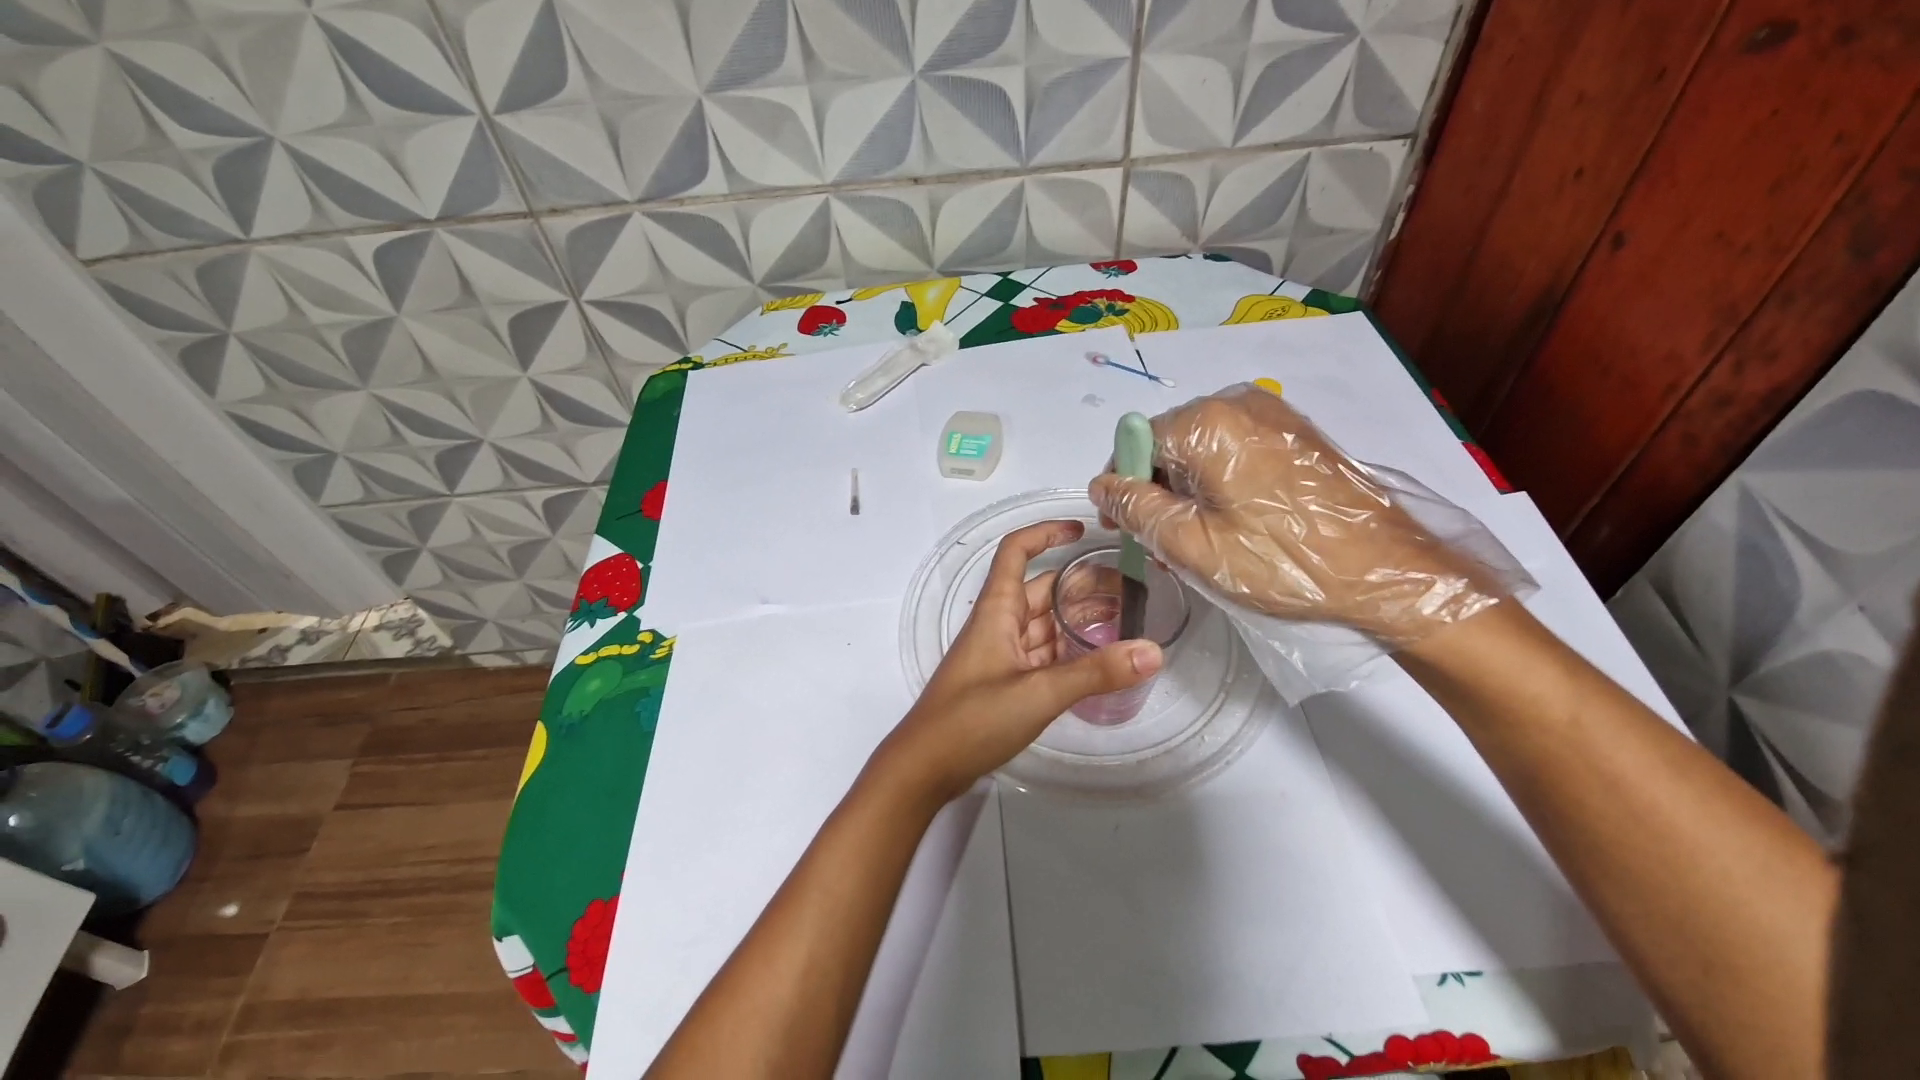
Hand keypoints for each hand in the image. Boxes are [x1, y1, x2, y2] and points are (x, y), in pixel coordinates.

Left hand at [873, 520, 1162, 802]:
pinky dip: (1070, 653)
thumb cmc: (971, 720)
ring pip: (1044, 625)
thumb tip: (1152, 651)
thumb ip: (1095, 673)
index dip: (1047, 533)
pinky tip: (1100, 661)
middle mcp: (998, 626)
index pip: (1017, 552)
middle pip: (1041, 590)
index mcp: (996, 611)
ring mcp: (1001, 657)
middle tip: (1131, 589)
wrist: (926, 768)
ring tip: (1127, 620)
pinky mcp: (1005, 685)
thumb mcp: (1037, 694)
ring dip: (1079, 619)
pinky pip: (1043, 656)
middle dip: (1081, 584)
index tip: (1084, 530)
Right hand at [1088, 385, 1503, 641]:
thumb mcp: (1193, 545)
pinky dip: (1223, 485)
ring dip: (1190, 494)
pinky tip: (1238, 525)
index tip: (1129, 531)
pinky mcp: (1296, 434)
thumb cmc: (1282, 560)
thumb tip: (1101, 484)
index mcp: (1206, 423)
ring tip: (1204, 545)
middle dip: (1158, 493)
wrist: (1386, 569)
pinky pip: (1237, 452)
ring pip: (1203, 450)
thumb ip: (1137, 509)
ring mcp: (1272, 415)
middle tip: (1169, 548)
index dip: (1124, 488)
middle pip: (1170, 444)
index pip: (1136, 444)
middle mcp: (1237, 403)